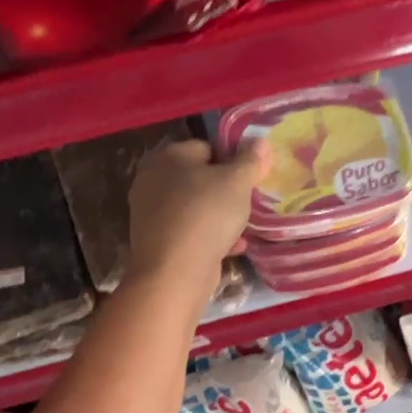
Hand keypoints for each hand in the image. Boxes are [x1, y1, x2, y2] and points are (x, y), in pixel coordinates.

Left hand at [128, 138, 269, 293]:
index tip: (250, 179)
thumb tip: (260, 141)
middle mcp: (152, 179)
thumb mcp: (237, 182)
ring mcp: (151, 211)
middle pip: (199, 178)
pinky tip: (231, 247)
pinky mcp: (156, 239)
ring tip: (242, 227)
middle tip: (247, 203)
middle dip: (225, 191)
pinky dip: (208, 236)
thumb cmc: (206, 215)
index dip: (232, 161)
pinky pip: (189, 231)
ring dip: (219, 216)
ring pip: (195, 207)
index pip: (206, 147)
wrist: (175, 271)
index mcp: (168, 156)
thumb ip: (250, 160)